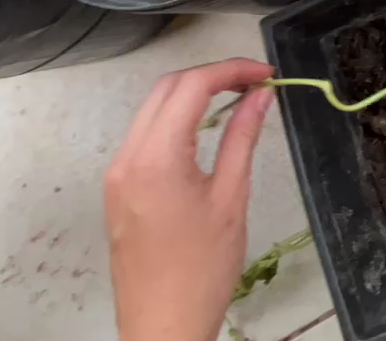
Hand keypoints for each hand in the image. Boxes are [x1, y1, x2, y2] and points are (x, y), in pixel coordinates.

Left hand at [106, 58, 274, 340]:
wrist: (163, 326)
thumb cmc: (204, 265)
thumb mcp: (232, 195)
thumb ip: (243, 136)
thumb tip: (261, 94)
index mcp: (155, 159)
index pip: (191, 87)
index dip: (232, 70)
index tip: (268, 74)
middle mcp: (127, 159)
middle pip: (167, 88)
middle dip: (214, 74)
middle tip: (257, 81)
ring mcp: (117, 173)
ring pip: (154, 106)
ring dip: (196, 91)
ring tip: (240, 96)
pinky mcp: (120, 187)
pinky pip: (148, 131)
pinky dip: (180, 115)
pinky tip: (210, 123)